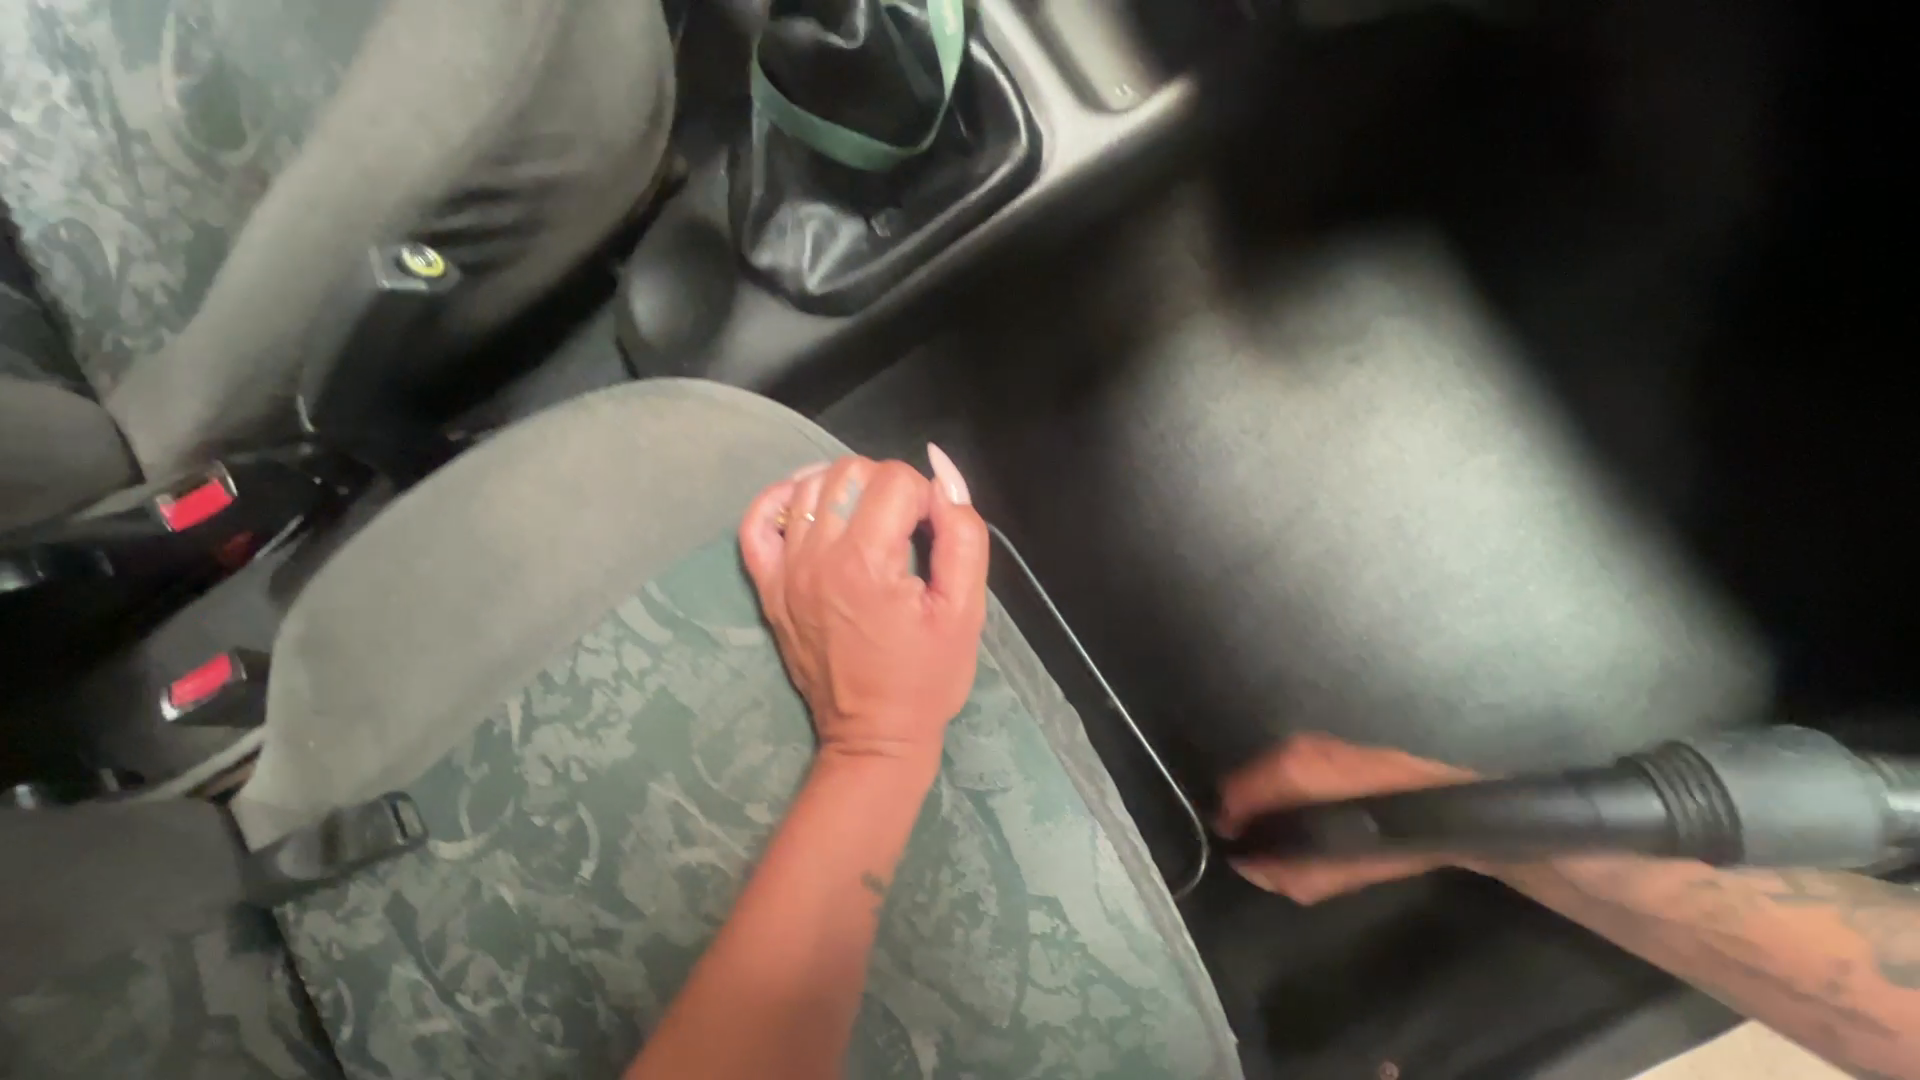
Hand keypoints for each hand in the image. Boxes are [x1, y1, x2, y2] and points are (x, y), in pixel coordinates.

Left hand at [738, 447, 988, 767]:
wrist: (873, 736)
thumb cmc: (927, 678)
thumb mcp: (966, 610)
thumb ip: (963, 536)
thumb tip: (943, 475)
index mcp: (867, 562)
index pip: (896, 479)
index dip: (927, 497)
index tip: (935, 534)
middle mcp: (817, 557)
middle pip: (849, 471)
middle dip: (888, 486)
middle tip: (907, 528)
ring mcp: (785, 571)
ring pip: (808, 485)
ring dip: (846, 489)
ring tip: (869, 522)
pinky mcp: (768, 587)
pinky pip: (757, 522)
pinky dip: (782, 501)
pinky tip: (811, 508)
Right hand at [1217, 733, 1479, 903]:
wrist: (1445, 811)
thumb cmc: (1386, 841)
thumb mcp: (1332, 873)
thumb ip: (1283, 872)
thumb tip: (1249, 866)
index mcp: (1287, 769)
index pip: (1232, 792)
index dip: (1229, 824)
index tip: (1237, 850)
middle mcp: (1292, 748)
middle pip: (1247, 780)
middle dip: (1249, 814)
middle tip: (1263, 849)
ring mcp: (1311, 742)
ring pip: (1267, 774)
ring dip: (1268, 803)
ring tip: (1289, 837)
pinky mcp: (1330, 747)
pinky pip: (1290, 770)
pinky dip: (1287, 793)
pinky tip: (1312, 818)